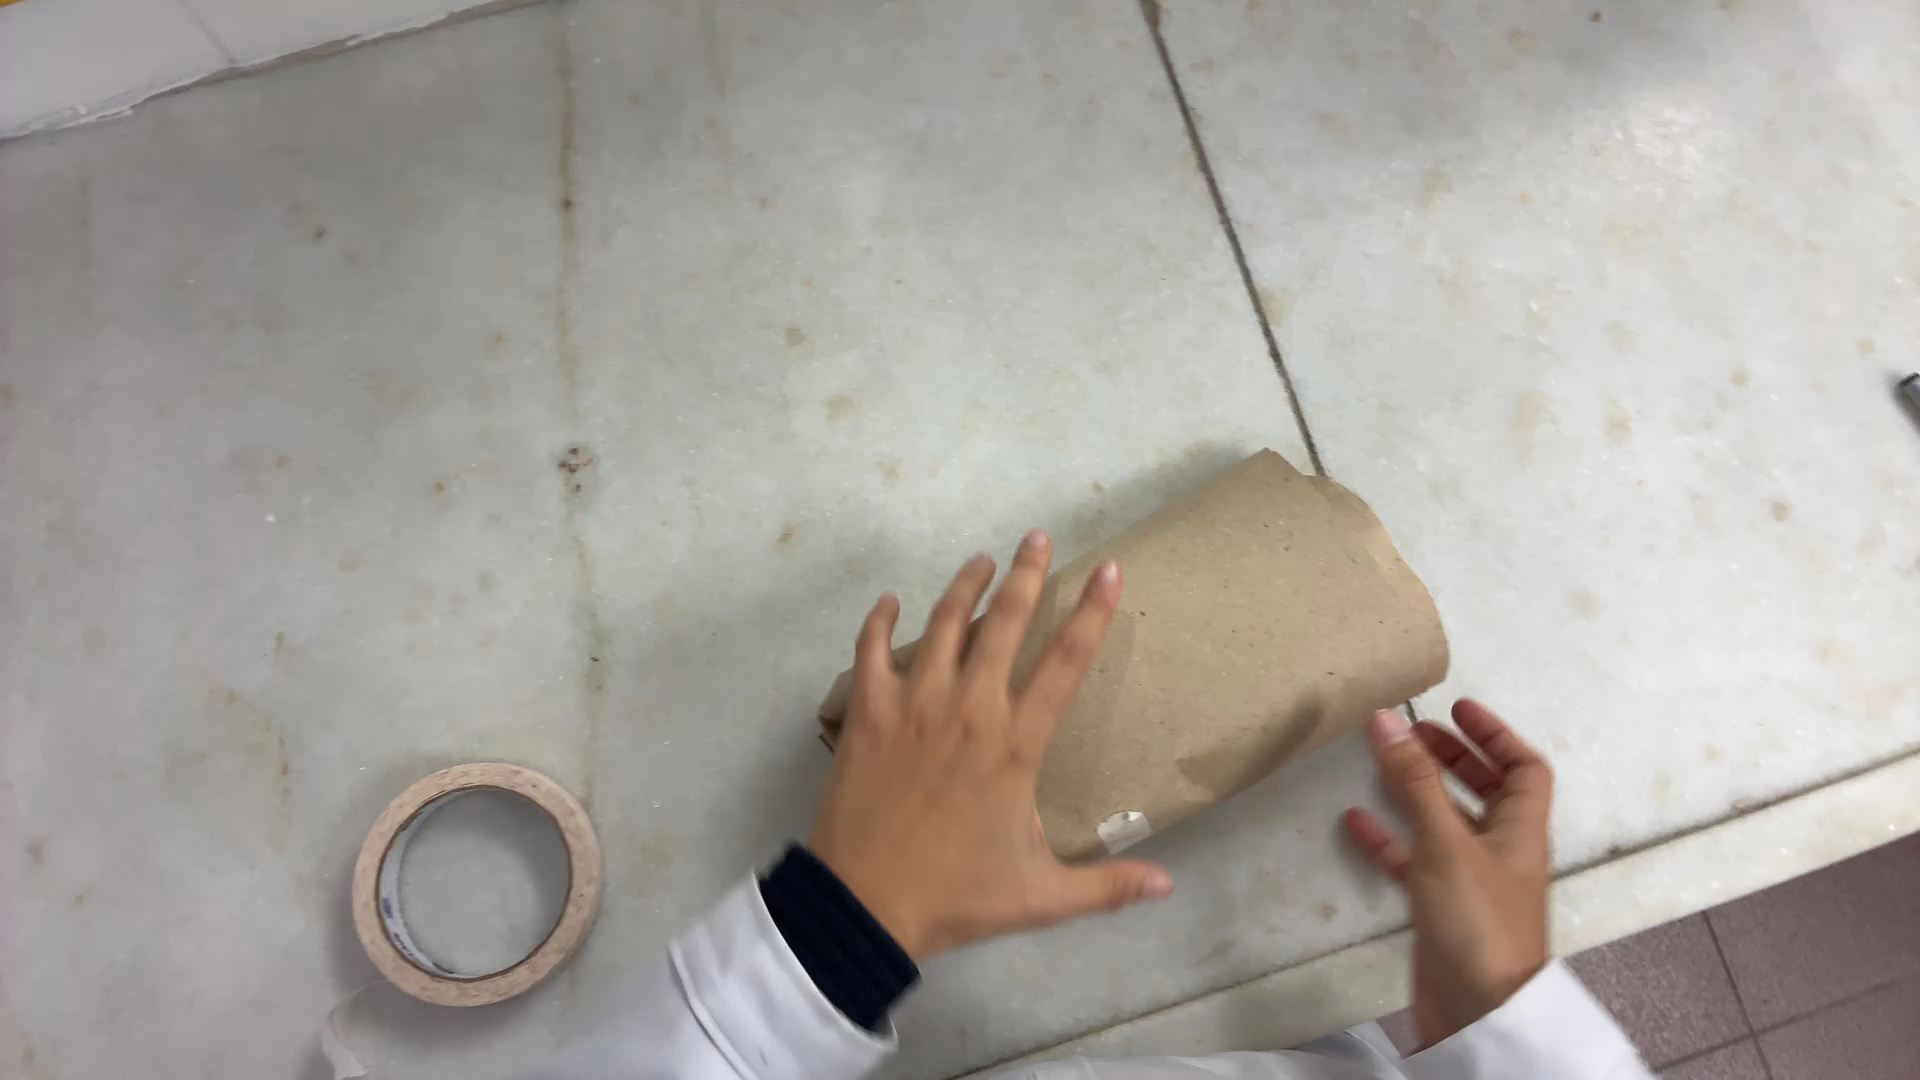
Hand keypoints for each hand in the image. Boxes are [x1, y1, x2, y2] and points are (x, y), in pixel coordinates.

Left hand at [807, 530, 1173, 960]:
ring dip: (966, 585)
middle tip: (1037, 538)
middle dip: (1026, 573)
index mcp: (1016, 741)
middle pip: (1006, 621)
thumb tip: (1171, 882)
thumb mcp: (1042, 895)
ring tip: (981, 560)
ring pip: (945, 622)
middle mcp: (970, 706)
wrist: (865, 904)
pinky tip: (890, 601)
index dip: (1093, 612)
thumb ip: (1109, 886)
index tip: (1108, 570)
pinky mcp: (869, 708)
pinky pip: (871, 648)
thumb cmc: (957, 894)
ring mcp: (915, 701)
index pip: (1066, 662)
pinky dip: (880, 619)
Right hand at [1342, 700, 1553, 1048]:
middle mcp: (1498, 851)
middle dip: (1453, 755)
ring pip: (1445, 820)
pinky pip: (1411, 857)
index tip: (1456, 706)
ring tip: (1383, 762)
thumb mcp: (1446, 843)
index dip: (1495, 735)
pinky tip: (1355, 821)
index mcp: (1518, 833)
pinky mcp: (1438, 904)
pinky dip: (1387, 835)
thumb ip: (1415, 782)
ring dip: (1418, 789)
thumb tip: (1386, 718)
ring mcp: (1467, 879)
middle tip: (1413, 730)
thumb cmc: (1477, 921)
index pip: (1524, 770)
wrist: (1479, 1015)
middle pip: (1485, 790)